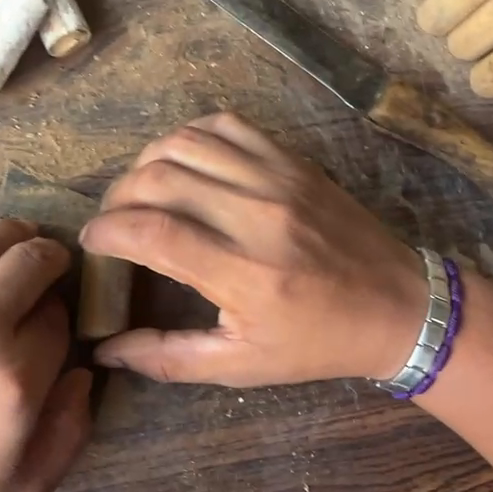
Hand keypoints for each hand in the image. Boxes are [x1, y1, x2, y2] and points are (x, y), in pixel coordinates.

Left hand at [0, 219, 92, 491]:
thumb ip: (70, 433)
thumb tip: (81, 373)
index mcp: (15, 381)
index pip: (61, 320)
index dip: (65, 320)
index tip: (55, 329)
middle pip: (33, 260)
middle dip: (52, 258)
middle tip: (52, 266)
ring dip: (11, 242)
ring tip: (16, 248)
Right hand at [79, 113, 428, 386]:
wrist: (400, 306)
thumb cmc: (317, 343)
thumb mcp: (242, 366)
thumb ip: (168, 357)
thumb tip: (106, 350)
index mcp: (243, 274)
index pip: (152, 232)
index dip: (106, 231)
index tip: (92, 242)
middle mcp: (256, 216)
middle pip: (159, 178)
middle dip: (118, 197)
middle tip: (113, 221)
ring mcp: (277, 179)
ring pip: (185, 143)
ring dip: (146, 163)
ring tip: (139, 191)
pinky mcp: (292, 160)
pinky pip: (225, 125)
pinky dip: (189, 136)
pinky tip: (181, 162)